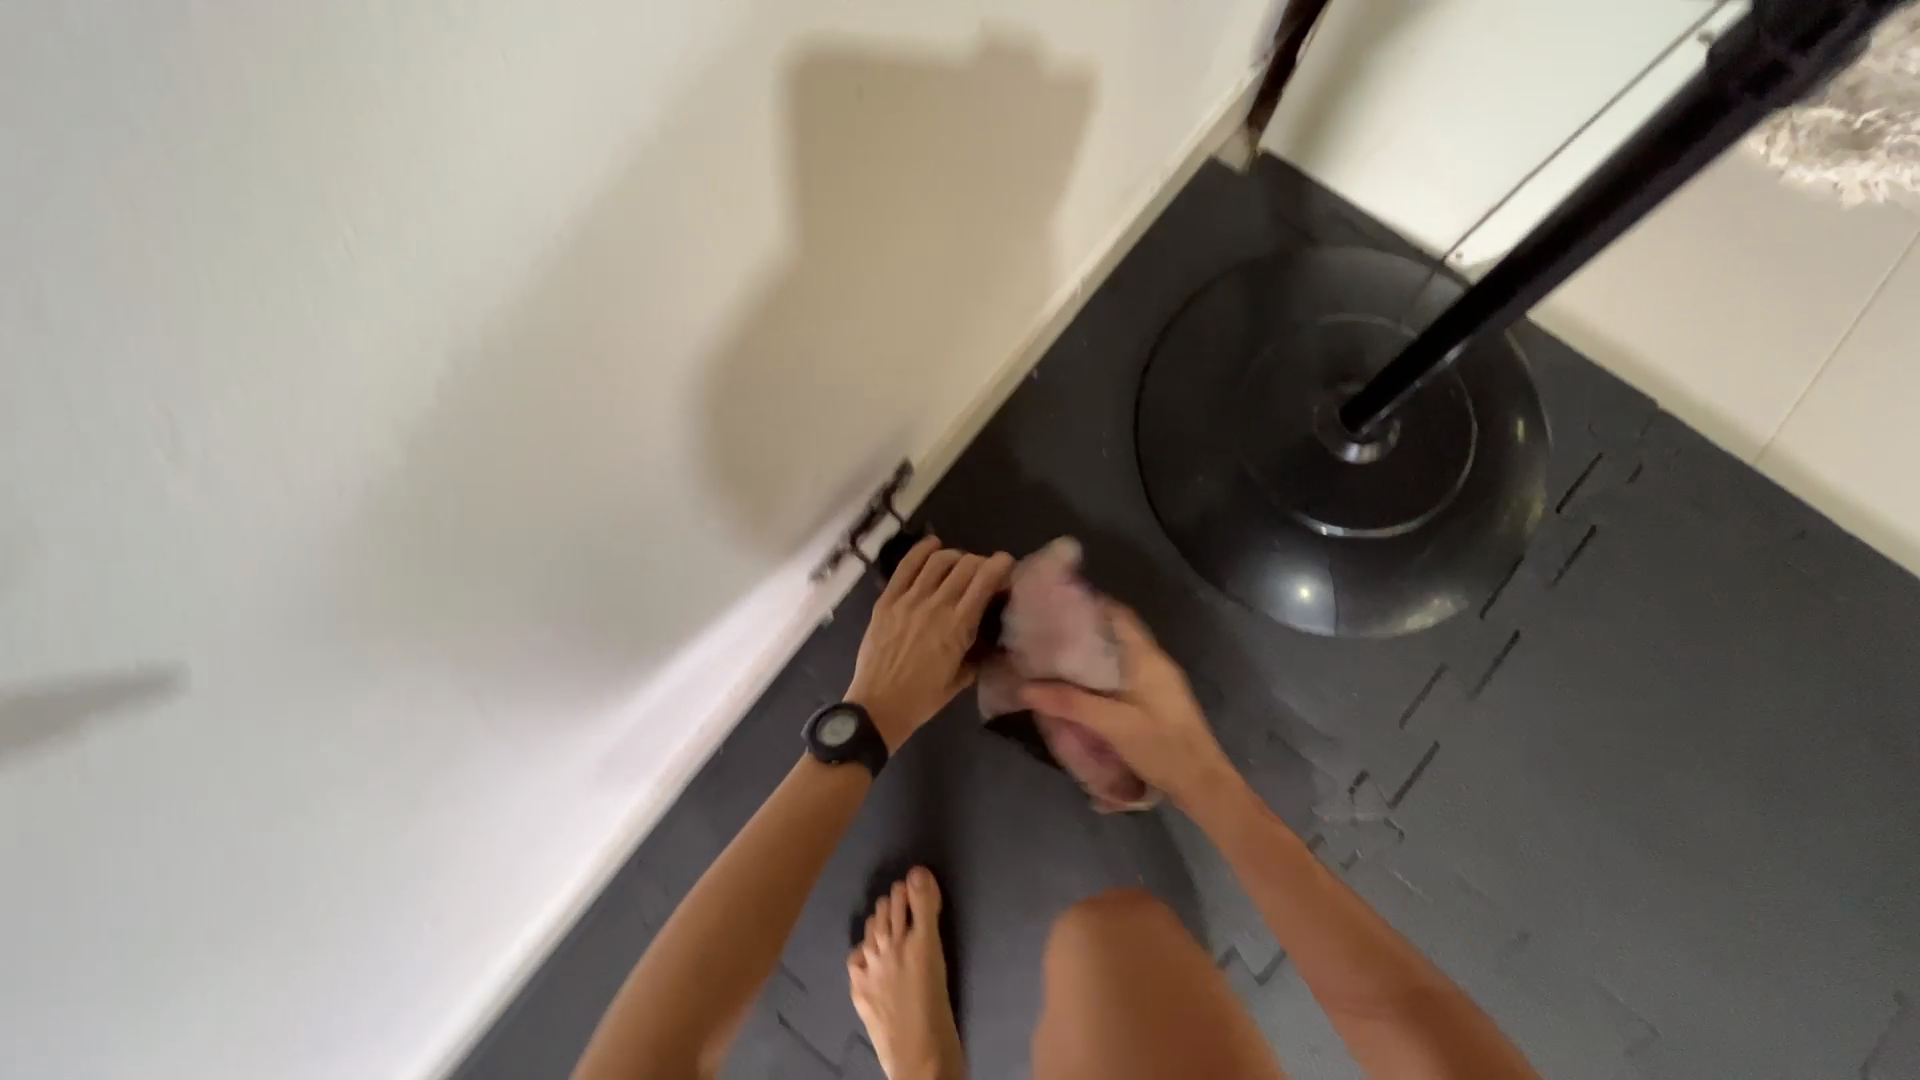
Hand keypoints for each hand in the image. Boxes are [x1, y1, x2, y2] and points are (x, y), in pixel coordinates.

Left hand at [847, 536, 1013, 751]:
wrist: (878, 706)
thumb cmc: (924, 698)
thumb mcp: (963, 677)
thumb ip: (979, 650)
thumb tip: (992, 632)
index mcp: (958, 626)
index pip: (985, 580)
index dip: (1001, 566)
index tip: (1007, 566)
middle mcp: (936, 605)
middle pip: (966, 565)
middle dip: (982, 562)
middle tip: (984, 572)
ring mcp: (908, 600)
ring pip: (939, 560)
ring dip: (956, 556)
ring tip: (960, 564)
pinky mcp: (887, 600)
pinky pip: (906, 566)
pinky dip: (922, 550)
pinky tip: (932, 545)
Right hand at [1020, 603, 1238, 808]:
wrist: (1202, 784)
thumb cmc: (1162, 747)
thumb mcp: (1113, 725)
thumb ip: (1071, 704)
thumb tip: (1025, 687)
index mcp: (1148, 658)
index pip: (1119, 615)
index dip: (1090, 605)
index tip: (1057, 606)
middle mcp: (1155, 663)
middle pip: (1116, 634)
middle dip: (1083, 632)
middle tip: (1046, 634)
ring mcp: (1158, 682)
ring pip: (1118, 657)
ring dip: (1090, 656)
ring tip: (1054, 658)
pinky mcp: (1156, 701)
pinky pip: (1122, 676)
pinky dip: (1099, 675)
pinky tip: (1078, 688)